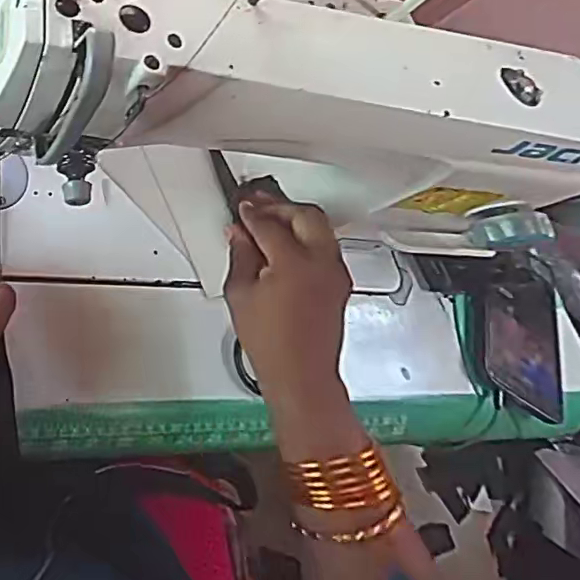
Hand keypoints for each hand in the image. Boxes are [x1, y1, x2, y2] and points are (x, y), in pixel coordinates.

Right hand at [224, 196, 354, 422]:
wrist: (301, 374)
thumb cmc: (270, 342)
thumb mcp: (239, 293)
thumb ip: (240, 255)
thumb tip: (239, 234)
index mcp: (295, 262)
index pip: (269, 224)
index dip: (251, 213)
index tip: (240, 209)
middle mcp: (322, 262)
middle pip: (304, 215)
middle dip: (278, 206)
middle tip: (257, 205)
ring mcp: (336, 272)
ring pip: (320, 226)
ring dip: (294, 218)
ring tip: (270, 220)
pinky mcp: (340, 282)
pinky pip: (325, 245)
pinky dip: (306, 235)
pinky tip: (285, 242)